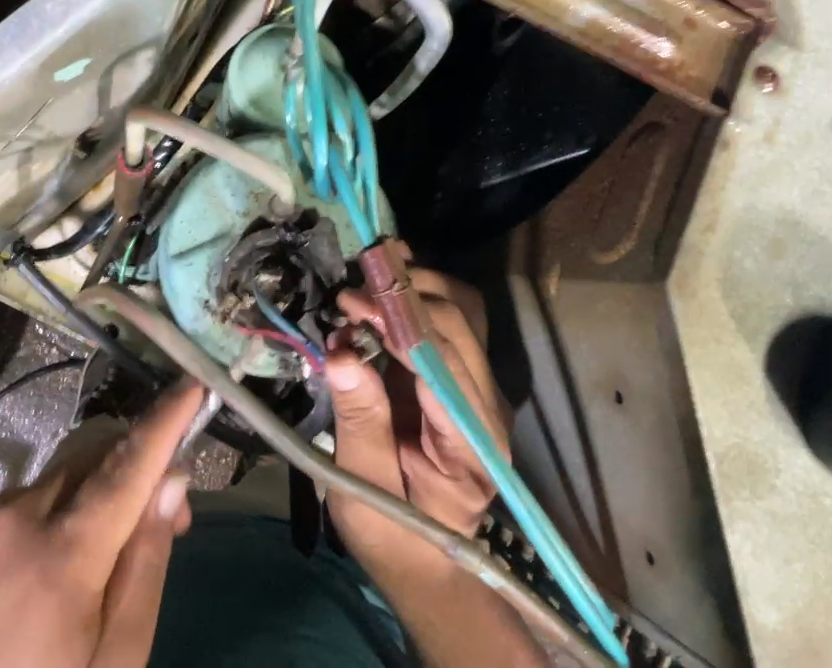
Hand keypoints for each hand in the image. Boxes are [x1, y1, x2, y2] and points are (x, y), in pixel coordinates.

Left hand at [0, 382, 204, 667]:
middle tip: (173, 519)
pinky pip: (39, 498)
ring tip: (127, 544)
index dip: (167, 422)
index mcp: (60, 552)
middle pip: (97, 455)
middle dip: (144, 463)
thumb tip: (171, 484)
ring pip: (68, 473)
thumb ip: (145, 568)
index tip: (196, 384)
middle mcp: (20, 517)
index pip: (128, 466)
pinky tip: (81, 555)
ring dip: (109, 484)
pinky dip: (75, 503)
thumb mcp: (113, 662)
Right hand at [327, 248, 545, 667]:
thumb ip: (360, 425)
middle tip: (349, 294)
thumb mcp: (364, 491)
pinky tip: (385, 286)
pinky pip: (448, 323)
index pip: (446, 364)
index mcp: (473, 444)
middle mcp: (487, 406)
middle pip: (460, 328)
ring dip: (416, 288)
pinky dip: (417, 298)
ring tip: (367, 276)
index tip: (353, 302)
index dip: (400, 325)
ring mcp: (478, 388)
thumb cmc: (393, 533)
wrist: (423, 556)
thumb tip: (343, 353)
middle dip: (404, 300)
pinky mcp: (459, 378)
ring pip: (463, 314)